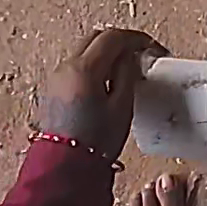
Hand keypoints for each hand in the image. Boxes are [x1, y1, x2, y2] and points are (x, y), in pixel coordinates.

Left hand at [37, 29, 165, 159]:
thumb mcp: (122, 107)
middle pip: (96, 38)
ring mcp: (58, 78)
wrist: (65, 167)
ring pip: (85, 52)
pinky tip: (108, 84)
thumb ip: (127, 75)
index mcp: (84, 69)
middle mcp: (67, 68)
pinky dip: (94, 67)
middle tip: (140, 54)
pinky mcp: (55, 91)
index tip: (151, 48)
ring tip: (126, 72)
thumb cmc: (95, 142)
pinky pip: (77, 68)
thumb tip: (129, 58)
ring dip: (107, 55)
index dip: (136, 39)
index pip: (112, 38)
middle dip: (120, 42)